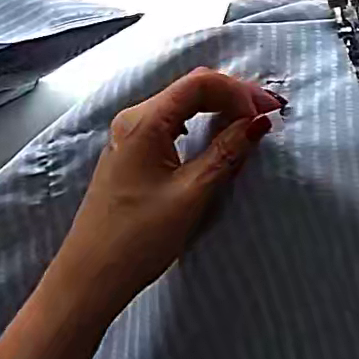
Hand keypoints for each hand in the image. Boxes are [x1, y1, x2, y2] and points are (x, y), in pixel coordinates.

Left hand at [50, 67, 283, 312]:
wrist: (90, 275)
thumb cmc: (138, 238)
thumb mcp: (191, 194)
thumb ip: (225, 153)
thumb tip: (257, 122)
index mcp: (144, 121)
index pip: (198, 83)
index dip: (237, 91)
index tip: (267, 112)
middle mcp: (134, 118)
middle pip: (190, 89)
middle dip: (231, 95)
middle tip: (267, 113)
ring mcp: (129, 134)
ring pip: (181, 104)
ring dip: (216, 107)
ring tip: (249, 122)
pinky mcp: (131, 151)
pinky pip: (171, 122)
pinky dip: (199, 122)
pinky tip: (217, 135)